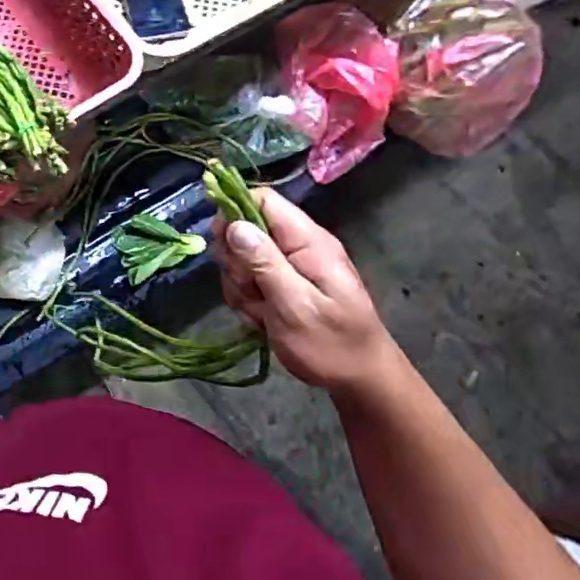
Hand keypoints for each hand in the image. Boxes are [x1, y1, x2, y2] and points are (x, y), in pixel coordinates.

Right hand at [213, 188, 405, 396]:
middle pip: (245, 229)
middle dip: (235, 260)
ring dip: (240, 285)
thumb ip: (265, 263)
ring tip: (260, 312)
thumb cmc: (332, 345)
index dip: (234, 213)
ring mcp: (289, 265)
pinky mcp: (282, 283)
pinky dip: (246, 299)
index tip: (220, 244)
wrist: (359, 380)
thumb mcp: (296, 306)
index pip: (263, 200)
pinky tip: (261, 318)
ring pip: (241, 258)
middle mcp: (298, 246)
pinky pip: (248, 280)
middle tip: (249, 290)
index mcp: (308, 241)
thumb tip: (234, 224)